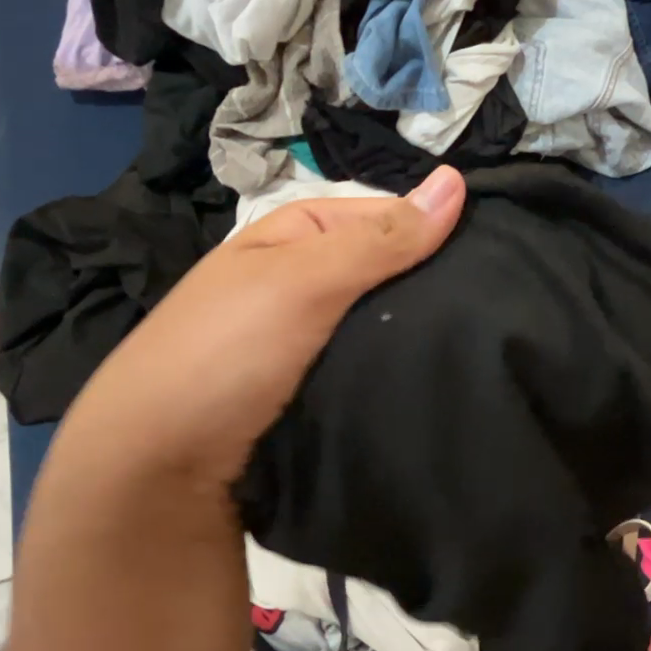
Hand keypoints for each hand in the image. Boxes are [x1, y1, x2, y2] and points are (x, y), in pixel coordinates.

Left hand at [46, 166, 465, 492]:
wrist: (154, 471)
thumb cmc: (226, 353)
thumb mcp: (304, 281)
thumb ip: (382, 239)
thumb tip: (457, 179)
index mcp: (295, 236)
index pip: (388, 217)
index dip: (437, 232)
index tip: (493, 264)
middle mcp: (304, 279)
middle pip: (390, 271)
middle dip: (434, 288)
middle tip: (496, 312)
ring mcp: (310, 337)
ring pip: (385, 321)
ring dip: (421, 332)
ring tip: (482, 345)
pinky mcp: (317, 388)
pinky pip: (373, 364)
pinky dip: (402, 368)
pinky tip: (439, 376)